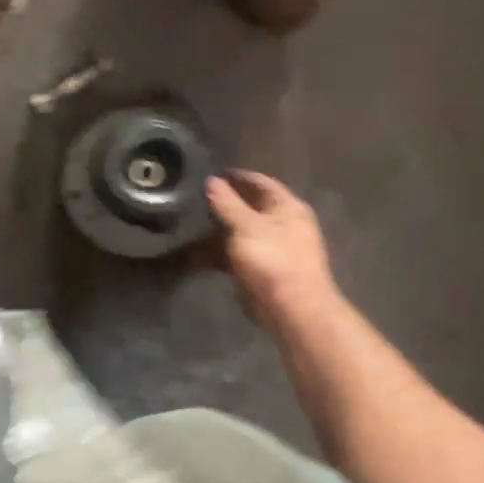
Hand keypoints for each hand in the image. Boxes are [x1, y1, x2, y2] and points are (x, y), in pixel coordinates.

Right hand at [206, 171, 339, 327]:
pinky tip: (197, 250)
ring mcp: (273, 247)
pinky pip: (238, 252)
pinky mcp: (262, 268)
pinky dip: (220, 251)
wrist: (292, 309)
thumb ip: (227, 203)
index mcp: (287, 207)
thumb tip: (211, 180)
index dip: (235, 176)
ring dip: (219, 227)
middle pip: (250, 205)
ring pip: (242, 230)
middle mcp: (283, 223)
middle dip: (224, 202)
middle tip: (195, 197)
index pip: (260, 181)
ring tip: (191, 221)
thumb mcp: (246, 226)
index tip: (208, 173)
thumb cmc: (273, 260)